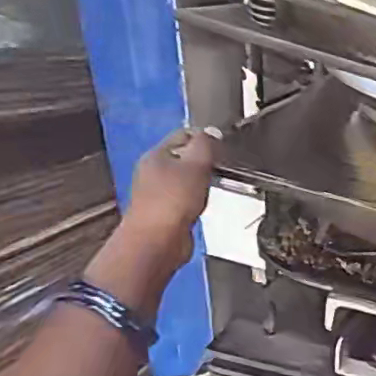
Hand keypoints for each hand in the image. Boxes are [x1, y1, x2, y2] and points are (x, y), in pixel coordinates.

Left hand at [82, 128, 216, 309]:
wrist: (158, 242)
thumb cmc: (173, 201)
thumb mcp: (195, 164)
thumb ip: (205, 145)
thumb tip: (211, 132)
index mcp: (156, 155)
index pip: (183, 135)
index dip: (205, 138)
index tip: (222, 148)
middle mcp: (152, 171)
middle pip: (184, 157)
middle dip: (204, 162)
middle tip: (220, 169)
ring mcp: (156, 193)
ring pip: (185, 179)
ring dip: (200, 183)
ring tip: (212, 188)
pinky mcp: (164, 213)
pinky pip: (184, 199)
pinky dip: (196, 200)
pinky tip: (202, 206)